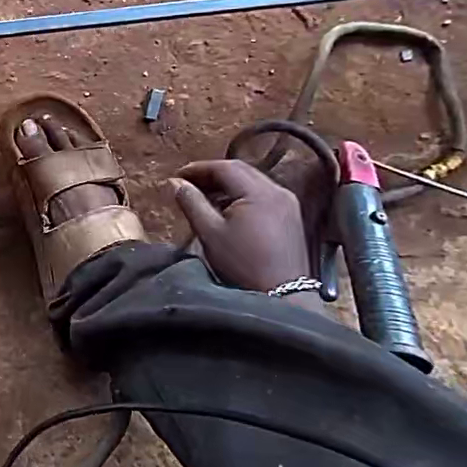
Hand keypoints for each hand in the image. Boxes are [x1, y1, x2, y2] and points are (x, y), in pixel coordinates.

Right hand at [172, 159, 311, 291]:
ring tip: (205, 198)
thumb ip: (191, 203)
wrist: (283, 298)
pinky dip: (243, 196)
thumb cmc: (244, 266)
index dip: (199, 169)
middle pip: (241, 171)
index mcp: (259, 192)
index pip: (225, 167)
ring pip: (253, 182)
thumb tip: (174, 182)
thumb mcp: (211, 233)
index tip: (178, 176)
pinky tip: (228, 211)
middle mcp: (278, 191)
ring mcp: (288, 204)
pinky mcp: (292, 217)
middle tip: (189, 183)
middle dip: (213, 174)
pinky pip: (264, 195)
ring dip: (228, 185)